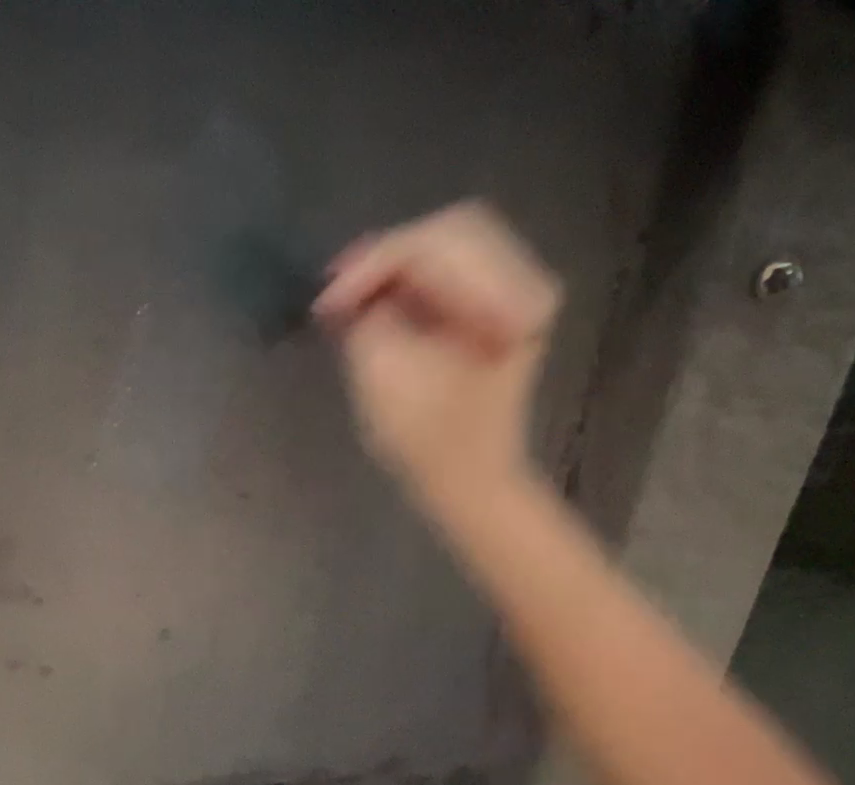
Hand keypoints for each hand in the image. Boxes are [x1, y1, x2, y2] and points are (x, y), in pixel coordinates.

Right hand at [313, 201, 561, 511]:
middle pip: (447, 232)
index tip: (328, 300)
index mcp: (512, 297)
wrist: (470, 481)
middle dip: (386, 256)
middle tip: (339, 286)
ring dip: (396, 267)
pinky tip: (377, 301)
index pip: (434, 248)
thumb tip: (358, 284)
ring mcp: (517, 294)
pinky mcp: (500, 308)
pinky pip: (453, 272)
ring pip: (449, 247)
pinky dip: (412, 283)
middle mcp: (526, 283)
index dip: (373, 266)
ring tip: (351, 295)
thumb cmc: (429, 438)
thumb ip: (368, 311)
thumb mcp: (385, 370)